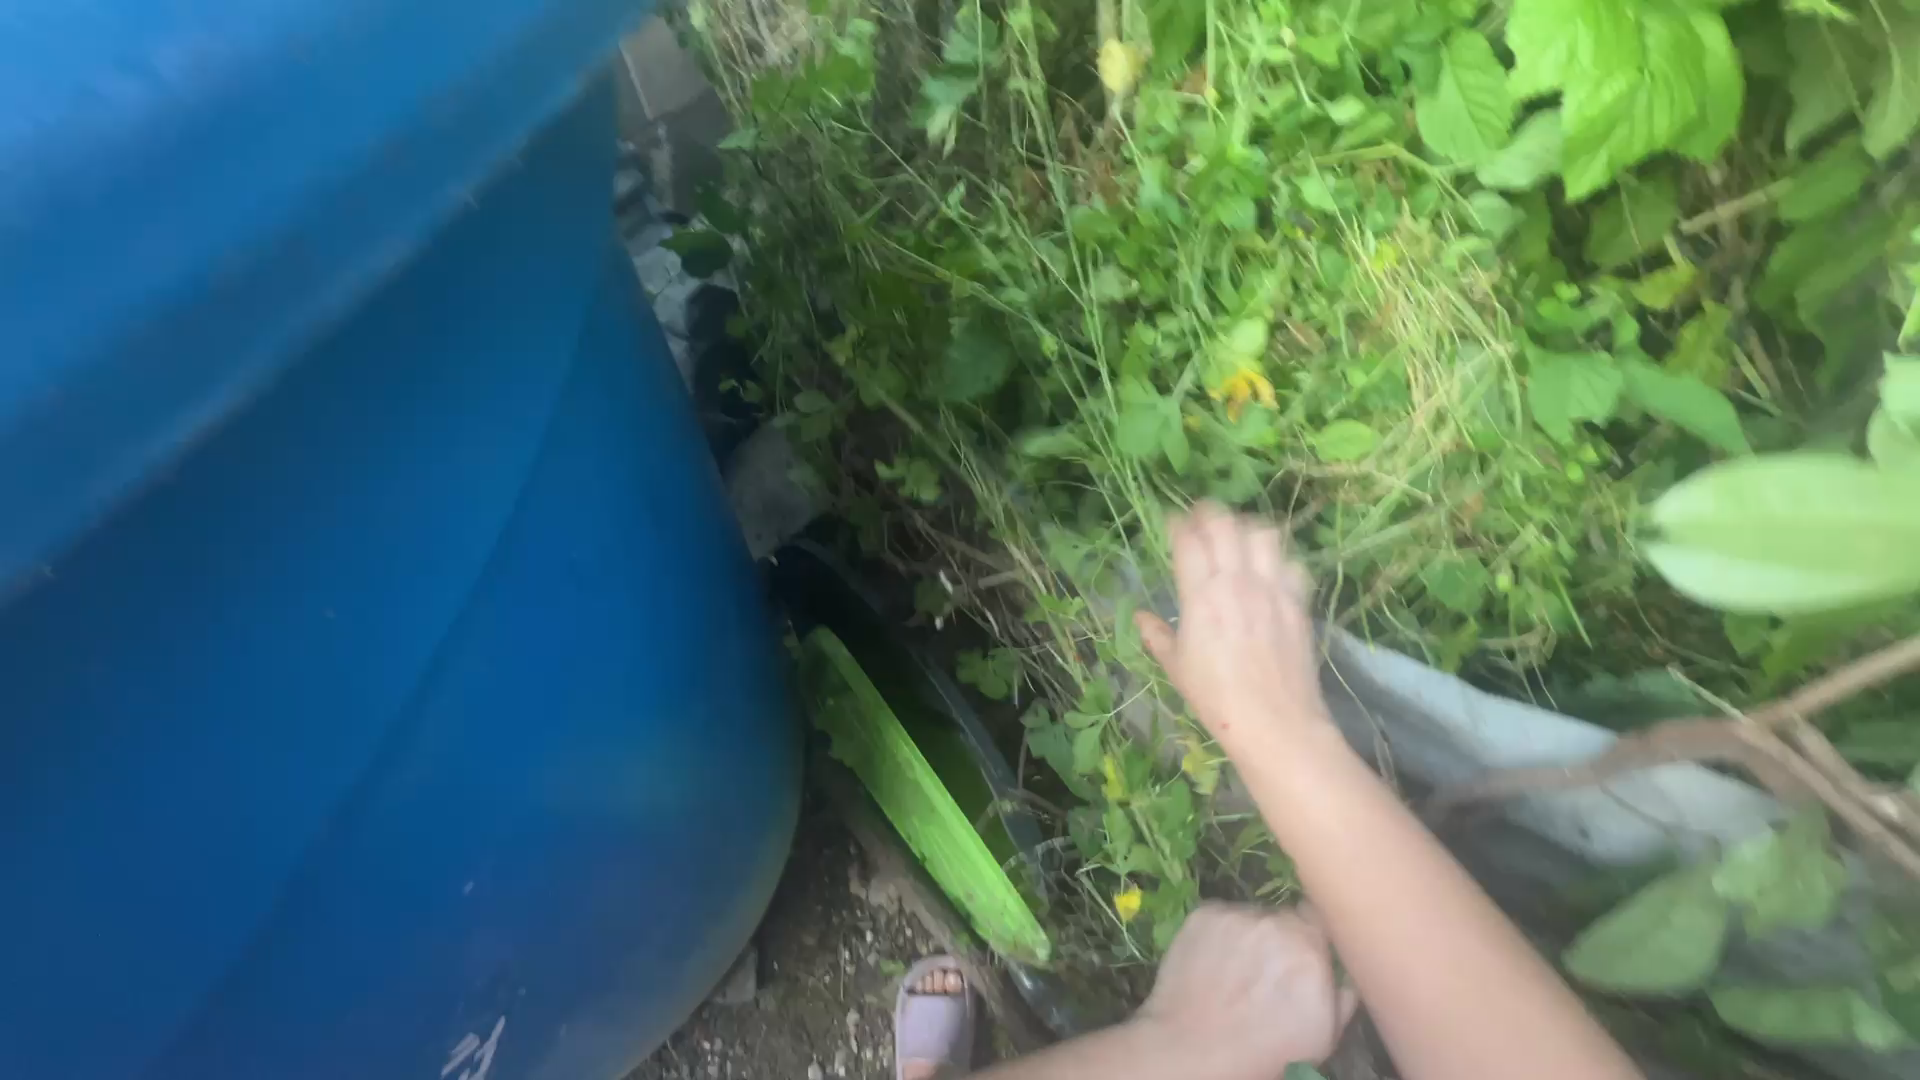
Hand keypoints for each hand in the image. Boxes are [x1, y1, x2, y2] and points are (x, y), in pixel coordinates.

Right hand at [1134, 502, 1332, 752]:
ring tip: (1237, 537)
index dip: (1177, 523)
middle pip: (1225, 525)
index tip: (1171, 521)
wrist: (1274, 722)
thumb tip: (1141, 617)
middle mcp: (1237, 582)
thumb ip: (1157, 635)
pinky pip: (1291, 563)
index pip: (1188, 540)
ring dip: (1246, 528)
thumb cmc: (1215, 697)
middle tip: (1201, 520)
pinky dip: (1277, 558)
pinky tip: (1269, 570)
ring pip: (1263, 534)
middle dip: (1210, 514)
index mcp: (1201, 596)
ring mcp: (1272, 589)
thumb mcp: (1176, 667)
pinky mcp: (1298, 603)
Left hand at [1140, 902, 1357, 1073]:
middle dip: (1279, 938)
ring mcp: (1234, 914)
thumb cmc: (1267, 1052)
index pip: (1316, 918)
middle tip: (1266, 970)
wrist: (1196, 1047)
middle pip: (1281, 918)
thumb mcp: (1323, 1038)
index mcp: (1309, 950)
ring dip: (1249, 935)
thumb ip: (1343, 997)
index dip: (1310, 934)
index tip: (1304, 953)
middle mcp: (1273, 922)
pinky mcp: (1203, 913)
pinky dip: (1220, 933)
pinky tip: (1214, 961)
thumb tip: (1344, 973)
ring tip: (1237, 969)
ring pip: (1250, 917)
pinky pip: (1221, 916)